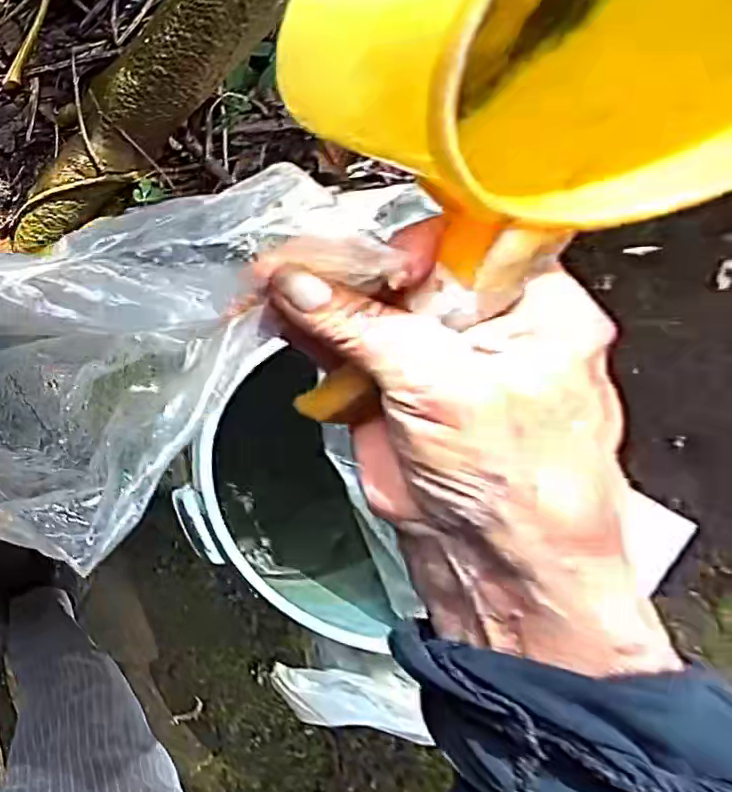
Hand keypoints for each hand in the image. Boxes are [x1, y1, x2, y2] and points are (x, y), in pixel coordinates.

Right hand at [269, 232, 679, 677]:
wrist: (481, 546)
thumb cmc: (518, 481)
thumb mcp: (443, 388)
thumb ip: (366, 329)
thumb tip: (302, 285)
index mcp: (529, 309)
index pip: (460, 245)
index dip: (399, 246)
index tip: (347, 260)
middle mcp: (474, 323)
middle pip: (393, 271)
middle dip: (333, 269)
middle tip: (281, 270)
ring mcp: (420, 351)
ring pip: (354, 303)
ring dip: (305, 298)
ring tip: (263, 294)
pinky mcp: (377, 377)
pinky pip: (331, 338)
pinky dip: (299, 329)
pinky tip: (275, 320)